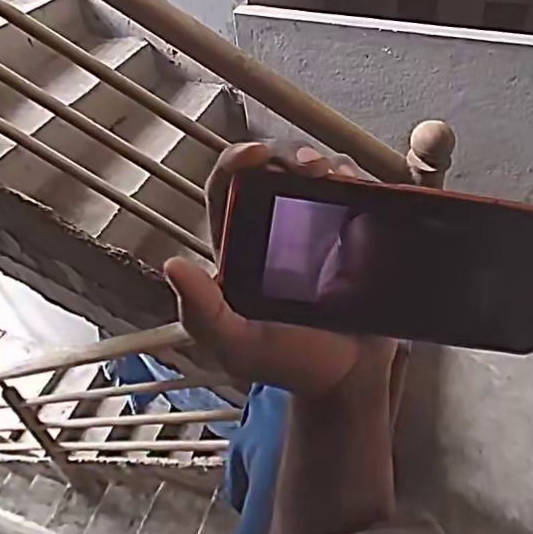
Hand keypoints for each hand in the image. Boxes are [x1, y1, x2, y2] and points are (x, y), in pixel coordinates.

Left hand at [163, 142, 397, 404]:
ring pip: (316, 176)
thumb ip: (203, 313)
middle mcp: (274, 227)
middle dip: (288, 155)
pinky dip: (357, 183)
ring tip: (336, 177)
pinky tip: (359, 189)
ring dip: (326, 165)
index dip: (236, 163)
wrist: (348, 379)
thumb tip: (174, 266)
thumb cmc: (287, 363)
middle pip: (274, 170)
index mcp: (239, 245)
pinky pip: (354, 196)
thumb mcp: (236, 346)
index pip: (227, 188)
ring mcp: (316, 227)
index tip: (254, 154)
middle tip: (309, 166)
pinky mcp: (352, 233)